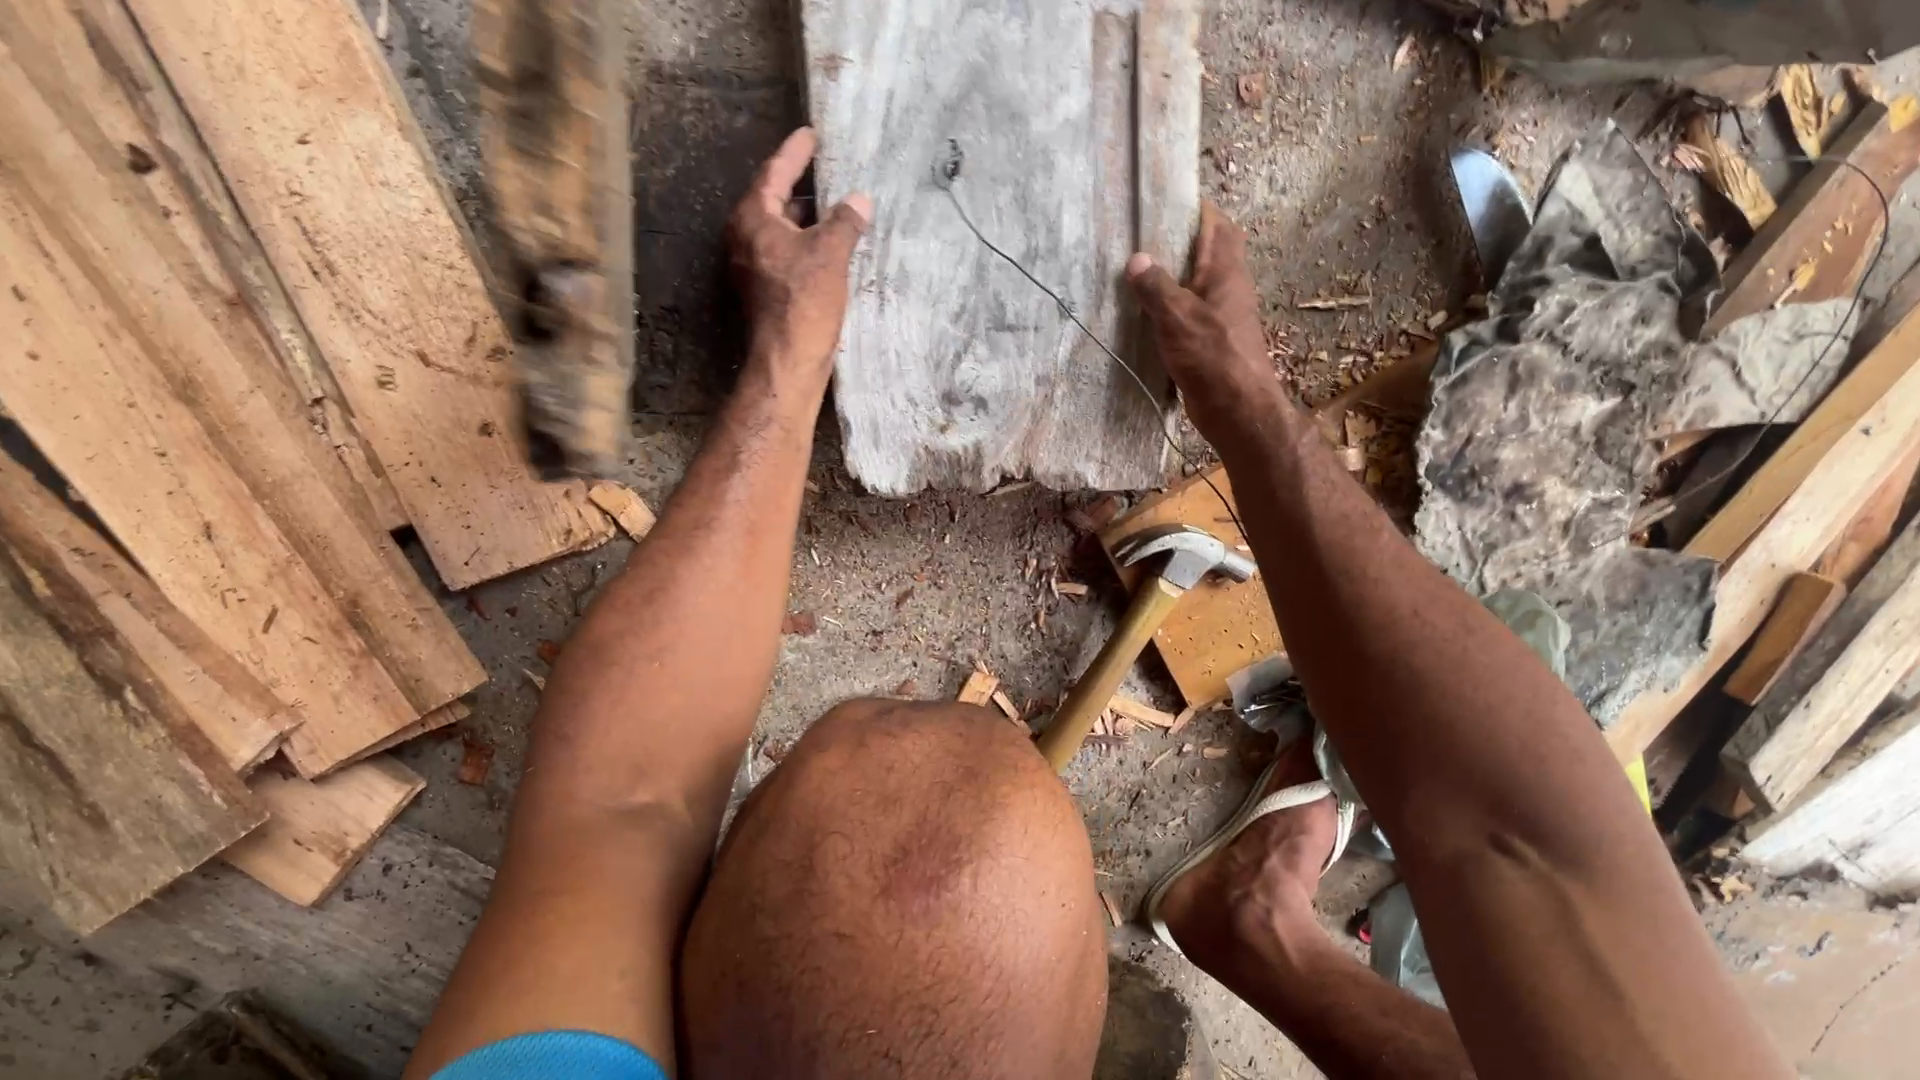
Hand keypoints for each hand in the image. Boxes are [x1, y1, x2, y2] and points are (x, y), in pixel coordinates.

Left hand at [728, 127, 871, 385]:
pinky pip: (786, 252)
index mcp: (753, 218)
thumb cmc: (803, 302)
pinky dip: (807, 242)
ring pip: (781, 228)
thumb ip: (844, 221)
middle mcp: (745, 237)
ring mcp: (752, 265)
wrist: (787, 359)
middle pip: (775, 199)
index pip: (774, 172)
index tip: (811, 134)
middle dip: (802, 184)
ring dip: (807, 217)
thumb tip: (859, 200)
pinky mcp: (764, 288)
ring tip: (837, 204)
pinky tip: (831, 244)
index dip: (795, 152)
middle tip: (827, 167)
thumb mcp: (829, 254)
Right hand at [1127, 203, 1282, 434]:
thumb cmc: (1212, 355)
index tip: (1163, 204)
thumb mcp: (1176, 316)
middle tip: (1141, 238)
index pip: (1216, 224)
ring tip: (1136, 271)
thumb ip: (1155, 286)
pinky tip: (1146, 313)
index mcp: (1225, 270)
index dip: (1194, 209)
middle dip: (1179, 242)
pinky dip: (1171, 306)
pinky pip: (1190, 311)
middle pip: (1207, 251)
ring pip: (1197, 282)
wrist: (1237, 408)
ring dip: (1173, 276)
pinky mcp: (1212, 338)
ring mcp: (1222, 313)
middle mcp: (1228, 285)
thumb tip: (1137, 259)